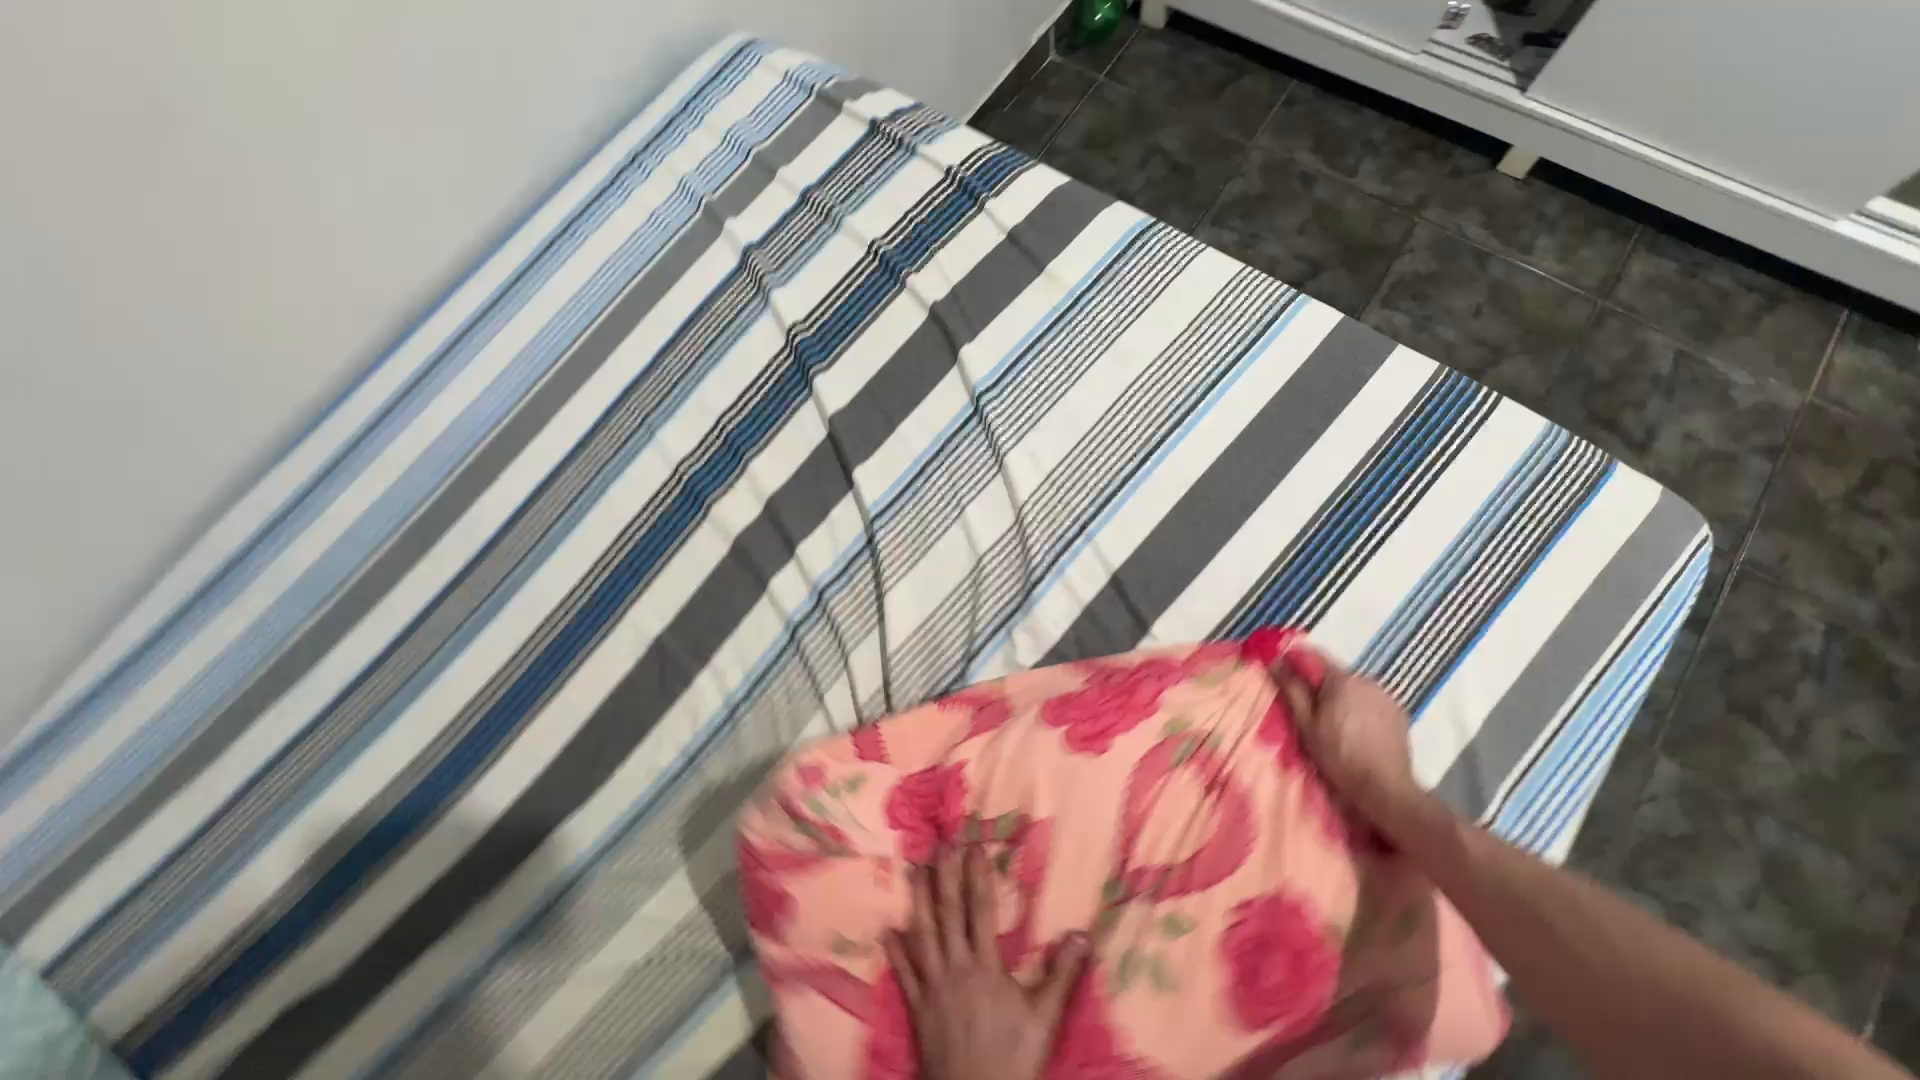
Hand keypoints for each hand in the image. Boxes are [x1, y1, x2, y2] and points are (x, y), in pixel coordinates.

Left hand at [885, 845, 1092, 1079]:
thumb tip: (1083, 932)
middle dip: (946, 875)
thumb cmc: (1013, 1057)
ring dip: (918, 899)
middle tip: (942, 843)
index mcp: (986, 966)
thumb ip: (1062, 974)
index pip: (981, 910)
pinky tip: (887, 929)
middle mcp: (955, 967)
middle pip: (949, 913)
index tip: (975, 845)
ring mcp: (932, 986)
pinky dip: (895, 949)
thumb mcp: (1045, 1018)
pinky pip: (903, 972)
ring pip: (923, 933)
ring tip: (914, 869)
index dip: (978, 876)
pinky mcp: (917, 1006)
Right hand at [1275, 645, 1422, 828]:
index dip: (1295, 660)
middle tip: (1309, 709)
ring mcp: (1387, 695)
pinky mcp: (1400, 712)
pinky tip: (1358, 731)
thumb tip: (1274, 661)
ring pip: (1355, 688)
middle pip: (1336, 673)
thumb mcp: (1306, 725)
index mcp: (1342, 679)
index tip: (1282, 672)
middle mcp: (1368, 679)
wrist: (1385, 788)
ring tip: (1336, 723)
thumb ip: (1292, 690)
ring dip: (1342, 697)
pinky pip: (1373, 701)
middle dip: (1320, 685)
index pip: (1313, 655)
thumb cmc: (1339, 756)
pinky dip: (1361, 708)